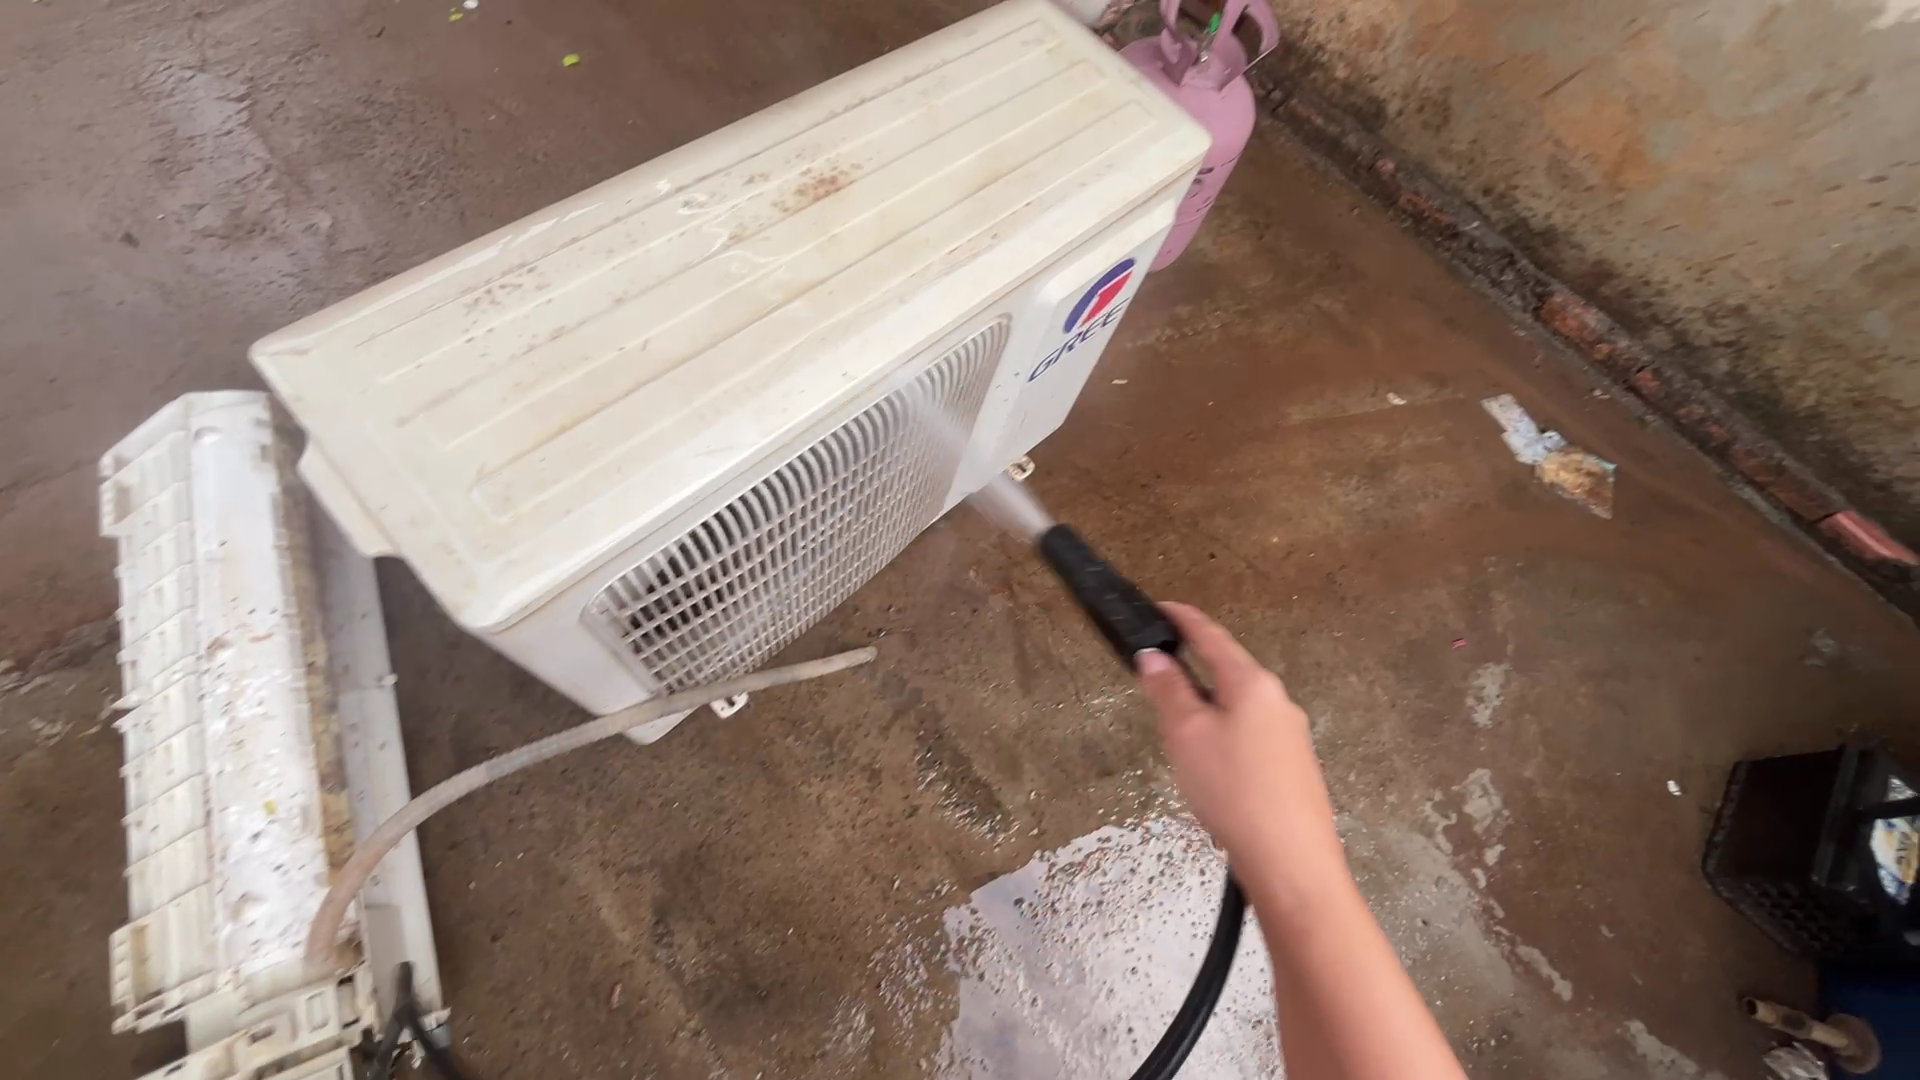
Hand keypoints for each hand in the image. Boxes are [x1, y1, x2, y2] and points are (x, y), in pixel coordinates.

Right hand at [1135, 603, 1350, 913]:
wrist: (1291, 863)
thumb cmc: (1232, 790)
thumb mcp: (1186, 734)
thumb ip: (1168, 690)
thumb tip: (1153, 656)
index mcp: (1252, 684)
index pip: (1212, 636)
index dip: (1184, 619)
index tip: (1162, 607)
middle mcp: (1278, 702)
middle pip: (1228, 673)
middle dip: (1193, 673)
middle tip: (1158, 681)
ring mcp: (1292, 737)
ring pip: (1239, 708)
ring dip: (1207, 710)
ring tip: (1179, 736)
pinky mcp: (1295, 769)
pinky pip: (1251, 737)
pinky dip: (1224, 737)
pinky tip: (1212, 771)